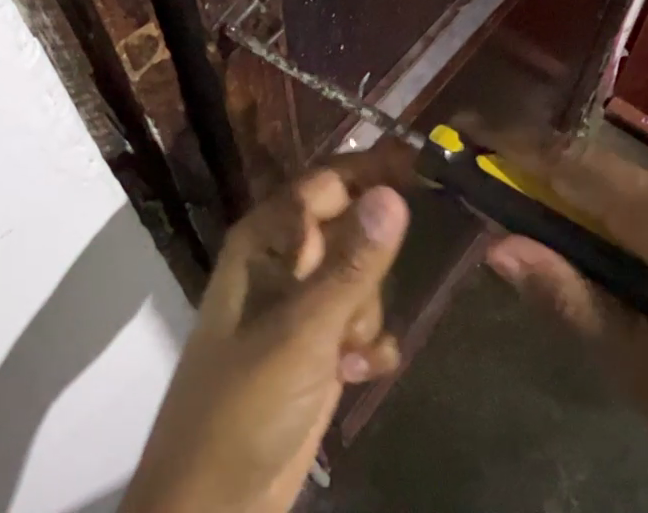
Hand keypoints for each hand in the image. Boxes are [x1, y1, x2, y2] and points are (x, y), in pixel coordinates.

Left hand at [122, 149, 410, 512]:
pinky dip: (367, 347)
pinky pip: (362, 325)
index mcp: (264, 239)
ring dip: (366, 316)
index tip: (430, 167)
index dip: (375, 170)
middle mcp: (282, 263)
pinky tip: (356, 375)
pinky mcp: (317, 348)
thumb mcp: (303, 331)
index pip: (327, 182)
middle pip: (352, 230)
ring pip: (363, 282)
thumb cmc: (245, 403)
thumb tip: (393, 193)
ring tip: (343, 354)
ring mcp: (301, 307)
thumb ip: (353, 265)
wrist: (217, 499)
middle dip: (372, 264)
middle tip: (369, 298)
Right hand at [485, 128, 647, 512]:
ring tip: (532, 227)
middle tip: (487, 192)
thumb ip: (573, 300)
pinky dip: (626, 223)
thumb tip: (499, 249)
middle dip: (544, 179)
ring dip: (583, 204)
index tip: (464, 138)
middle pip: (608, 175)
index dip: (516, 152)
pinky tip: (604, 256)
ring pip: (640, 193)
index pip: (580, 170)